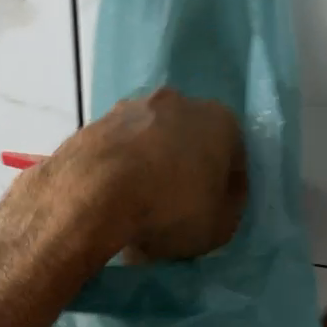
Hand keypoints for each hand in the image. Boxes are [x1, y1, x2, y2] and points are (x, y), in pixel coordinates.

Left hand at [63, 87, 244, 261]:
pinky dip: (118, 168)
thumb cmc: (171, 207)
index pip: (232, 154)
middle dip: (184, 167)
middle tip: (176, 208)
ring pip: (149, 140)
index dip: (225, 187)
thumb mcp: (222, 225)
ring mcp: (130, 108)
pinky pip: (117, 149)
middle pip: (187, 140)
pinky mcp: (96, 121)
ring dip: (148, 165)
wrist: (94, 192)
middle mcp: (176, 101)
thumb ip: (230, 202)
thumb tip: (222, 190)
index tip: (212, 211)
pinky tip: (112, 199)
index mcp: (217, 119)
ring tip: (138, 207)